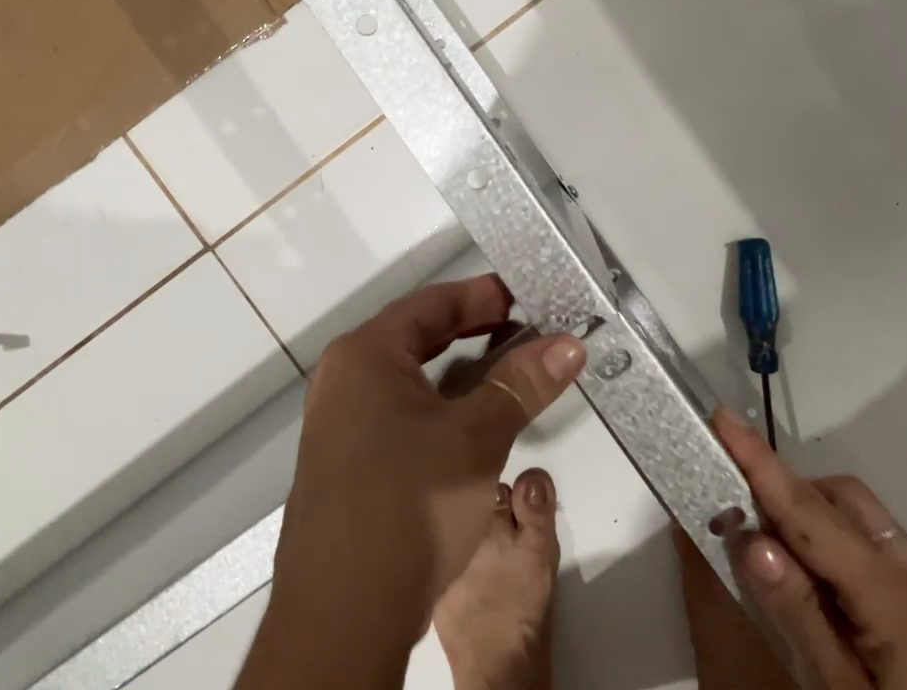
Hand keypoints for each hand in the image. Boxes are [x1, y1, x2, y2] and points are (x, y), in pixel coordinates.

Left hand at [238, 275, 585, 688]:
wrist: (343, 611)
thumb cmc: (409, 504)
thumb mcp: (477, 437)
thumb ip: (522, 384)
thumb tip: (568, 345)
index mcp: (365, 355)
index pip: (431, 304)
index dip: (482, 295)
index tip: (527, 294)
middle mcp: (342, 380)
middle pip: (416, 337)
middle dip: (473, 332)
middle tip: (525, 330)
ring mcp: (337, 424)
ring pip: (407, 380)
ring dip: (458, 374)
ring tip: (508, 375)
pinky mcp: (344, 463)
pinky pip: (396, 414)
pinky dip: (436, 408)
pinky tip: (469, 428)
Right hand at [714, 409, 906, 689]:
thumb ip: (800, 618)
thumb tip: (752, 540)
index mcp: (900, 601)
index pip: (813, 516)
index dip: (761, 464)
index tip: (723, 418)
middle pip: (845, 502)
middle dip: (786, 488)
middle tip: (732, 503)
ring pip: (866, 524)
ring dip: (813, 518)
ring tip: (767, 548)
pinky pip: (881, 555)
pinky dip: (838, 549)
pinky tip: (814, 586)